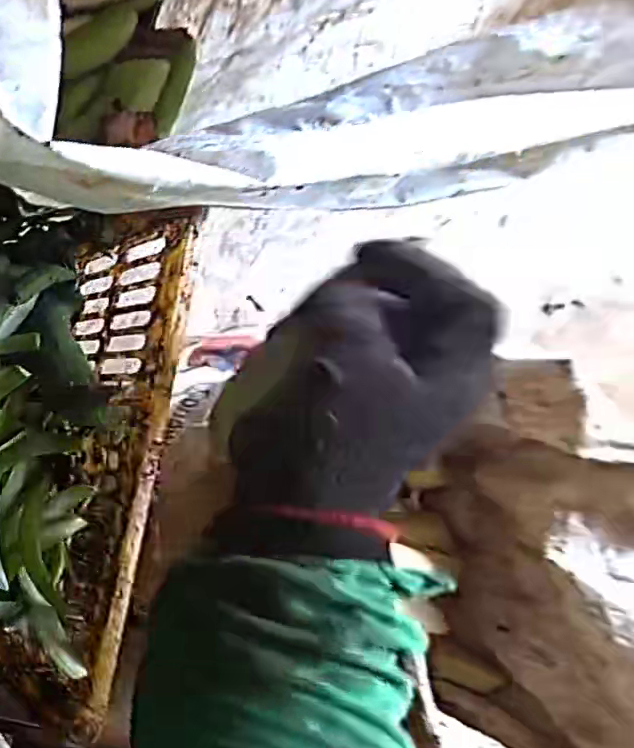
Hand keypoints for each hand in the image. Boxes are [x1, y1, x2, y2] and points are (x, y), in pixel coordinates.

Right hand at [216, 241, 499, 549]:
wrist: (294, 499)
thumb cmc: (325, 432)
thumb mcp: (340, 362)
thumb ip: (348, 313)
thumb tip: (341, 289)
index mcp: (453, 368)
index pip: (458, 299)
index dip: (417, 267)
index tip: (365, 248)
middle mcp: (433, 380)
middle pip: (416, 315)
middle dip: (368, 294)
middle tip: (322, 288)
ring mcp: (391, 398)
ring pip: (375, 338)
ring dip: (336, 321)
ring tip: (296, 321)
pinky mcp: (350, 410)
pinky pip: (345, 361)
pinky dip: (319, 346)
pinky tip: (289, 349)